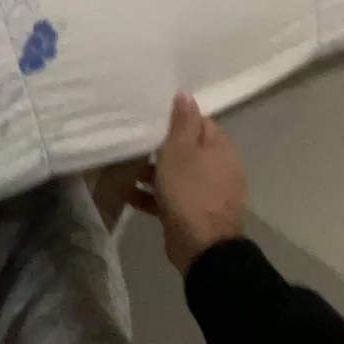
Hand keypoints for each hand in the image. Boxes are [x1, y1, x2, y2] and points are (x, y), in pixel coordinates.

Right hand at [129, 93, 247, 271]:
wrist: (202, 249)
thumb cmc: (189, 191)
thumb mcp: (179, 150)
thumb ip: (182, 122)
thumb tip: (186, 94)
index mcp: (220, 149)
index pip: (198, 122)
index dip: (174, 119)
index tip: (151, 119)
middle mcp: (220, 168)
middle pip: (186, 149)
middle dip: (159, 147)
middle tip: (134, 142)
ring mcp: (210, 193)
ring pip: (178, 174)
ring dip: (152, 173)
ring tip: (124, 170)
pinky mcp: (197, 214)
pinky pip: (173, 196)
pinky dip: (154, 195)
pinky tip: (128, 194)